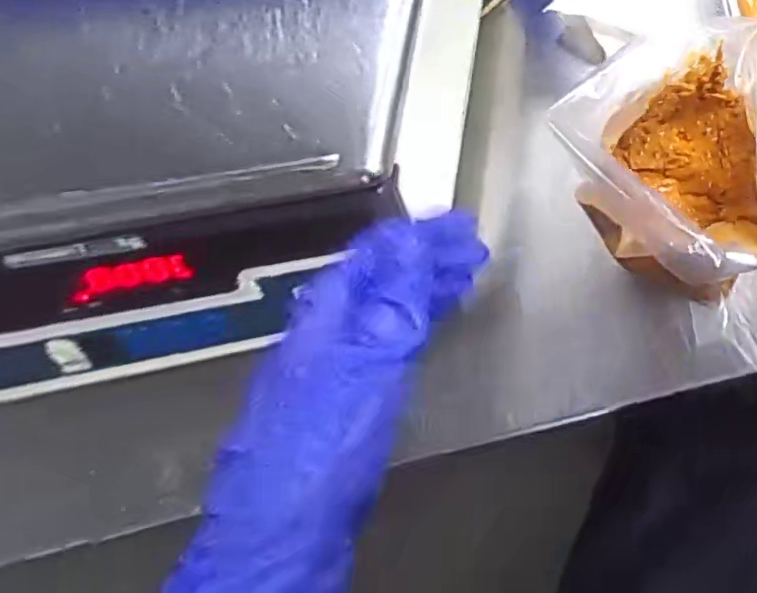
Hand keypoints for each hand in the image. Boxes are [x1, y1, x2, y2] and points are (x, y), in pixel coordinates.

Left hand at [165, 213, 488, 592]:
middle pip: (377, 276)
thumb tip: (410, 235)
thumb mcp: (370, 359)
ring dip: (424, 284)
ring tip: (464, 277)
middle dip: (427, 255)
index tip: (461, 222)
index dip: (418, 233)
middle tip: (474, 248)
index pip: (372, 254)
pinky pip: (386, 333)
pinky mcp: (343, 395)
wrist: (282, 533)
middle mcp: (321, 335)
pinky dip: (416, 316)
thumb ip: (393, 297)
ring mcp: (328, 366)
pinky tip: (432, 322)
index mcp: (323, 318)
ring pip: (383, 305)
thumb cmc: (329, 440)